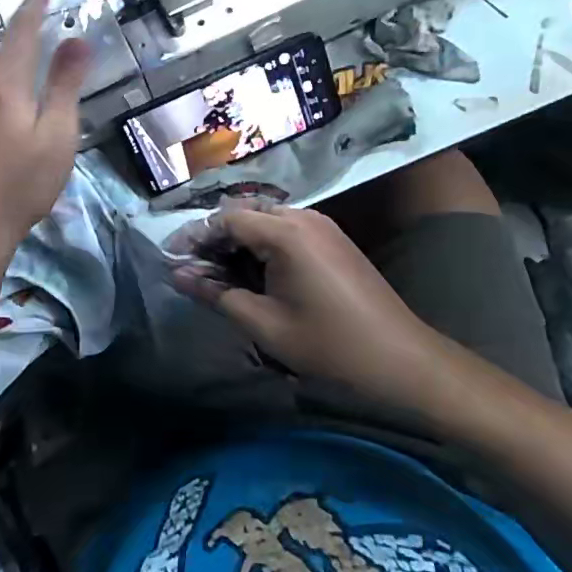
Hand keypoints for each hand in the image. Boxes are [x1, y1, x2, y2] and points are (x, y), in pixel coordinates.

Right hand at [167, 202, 446, 399]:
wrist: (399, 357)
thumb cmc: (328, 344)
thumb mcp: (264, 324)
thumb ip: (218, 294)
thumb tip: (179, 275)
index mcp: (286, 232)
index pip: (227, 219)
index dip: (196, 236)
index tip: (172, 259)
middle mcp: (304, 216)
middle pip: (246, 214)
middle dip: (216, 238)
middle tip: (193, 268)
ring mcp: (322, 225)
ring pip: (266, 221)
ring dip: (240, 241)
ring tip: (218, 273)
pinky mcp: (333, 238)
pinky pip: (287, 230)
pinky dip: (263, 245)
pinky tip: (254, 273)